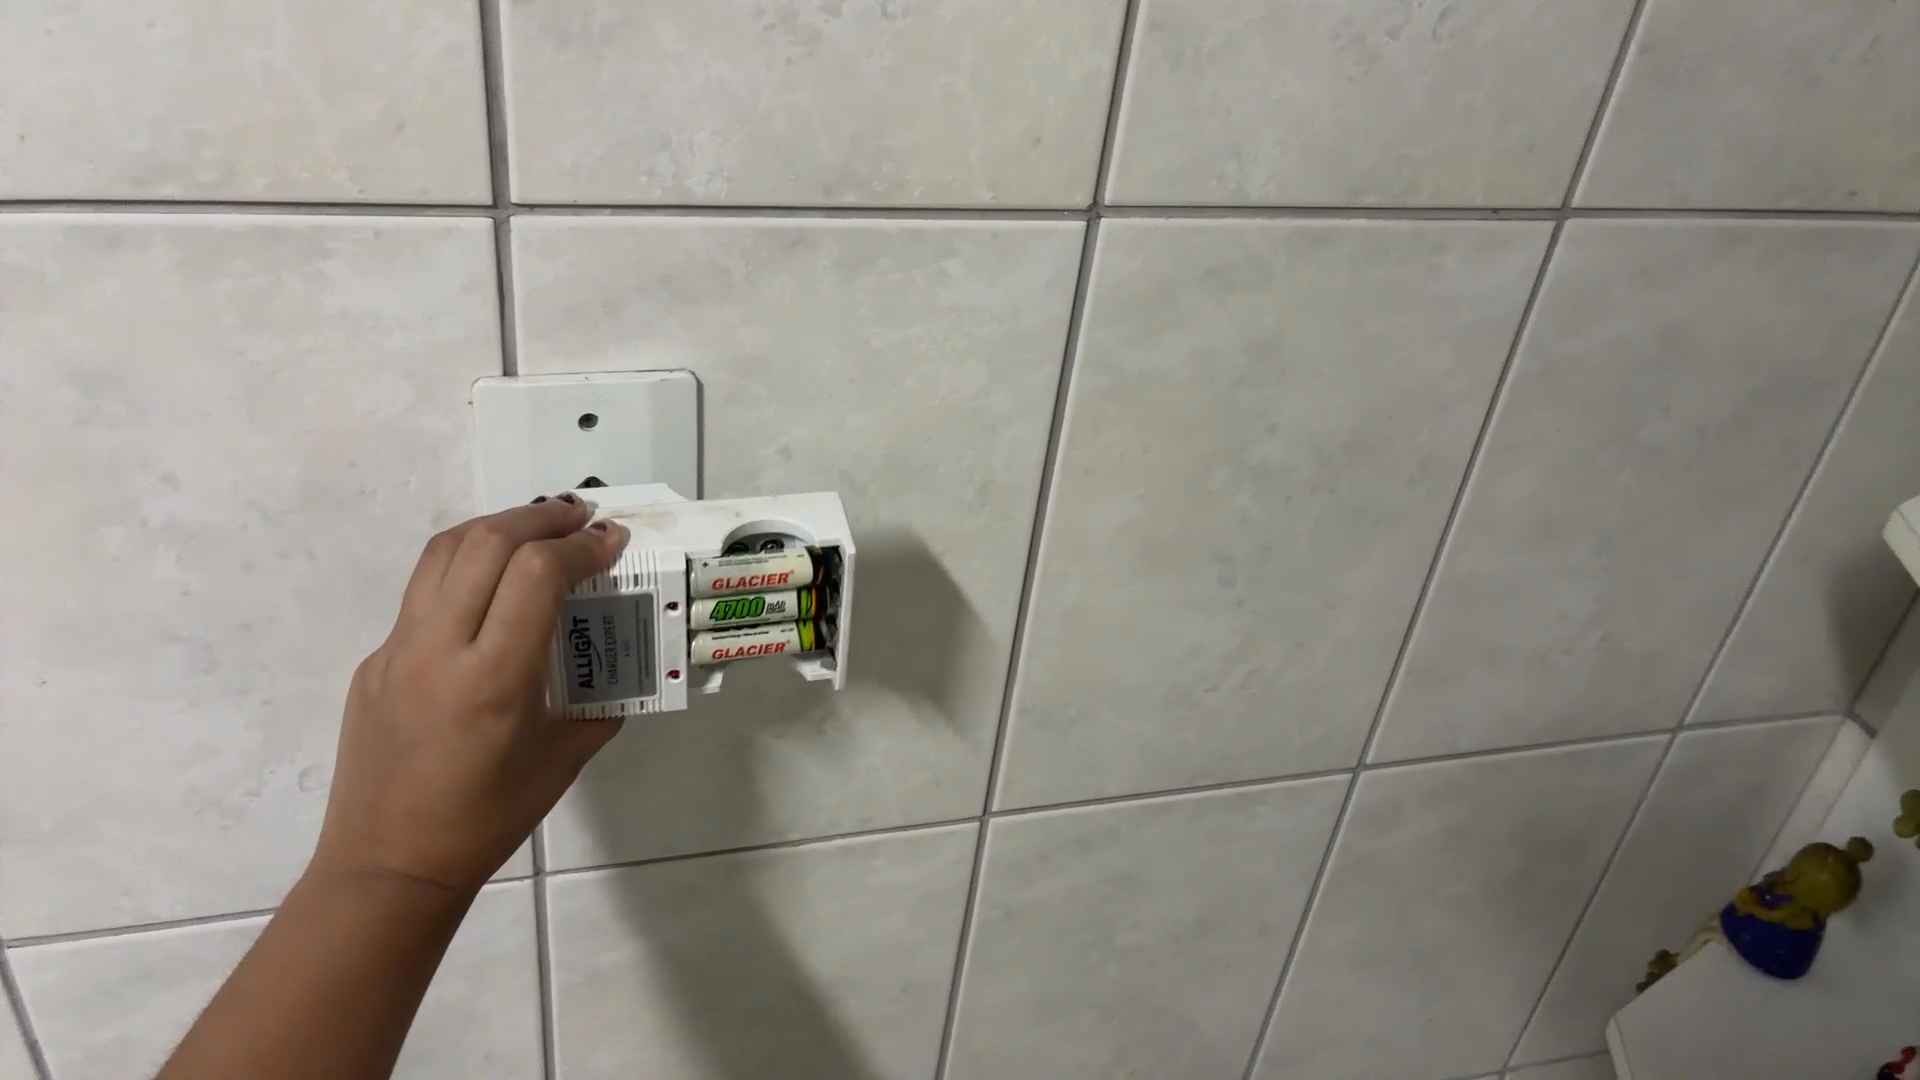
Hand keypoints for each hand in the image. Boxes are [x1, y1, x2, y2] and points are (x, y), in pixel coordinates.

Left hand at [311, 495, 629, 895]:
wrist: (388, 865)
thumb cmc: (491, 817)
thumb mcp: (566, 755)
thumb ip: (602, 700)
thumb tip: (626, 660)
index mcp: (494, 677)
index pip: (537, 574)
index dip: (582, 546)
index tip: (614, 542)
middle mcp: (438, 650)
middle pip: (486, 543)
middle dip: (541, 518)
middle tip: (581, 516)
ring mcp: (397, 650)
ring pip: (443, 552)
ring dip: (498, 526)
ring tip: (539, 525)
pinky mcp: (375, 660)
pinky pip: (424, 591)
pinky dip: (468, 564)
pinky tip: (496, 584)